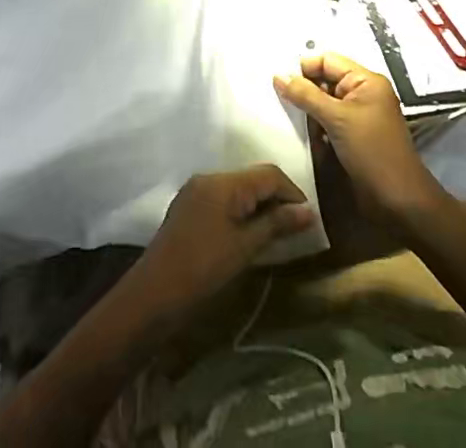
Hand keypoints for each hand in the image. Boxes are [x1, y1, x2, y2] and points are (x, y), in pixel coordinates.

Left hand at [127, 165, 315, 314]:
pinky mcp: (188, 208)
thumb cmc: (204, 267)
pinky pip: (222, 200)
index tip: (310, 219)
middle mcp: (208, 178)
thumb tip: (309, 211)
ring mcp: (195, 192)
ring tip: (277, 232)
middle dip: (276, 199)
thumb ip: (277, 224)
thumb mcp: (246, 246)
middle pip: (252, 178)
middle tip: (296, 227)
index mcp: (222, 183)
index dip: (293, 193)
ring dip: (259, 206)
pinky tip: (250, 233)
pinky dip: (241, 211)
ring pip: (237, 189)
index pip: (268, 174)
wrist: (156, 291)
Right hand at [274, 53, 442, 224]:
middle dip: (302, 89)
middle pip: (323, 80)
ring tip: (284, 116)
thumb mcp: (337, 118)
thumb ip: (306, 95)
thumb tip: (278, 75)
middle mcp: (361, 93)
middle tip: (275, 98)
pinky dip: (312, 125)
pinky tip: (298, 132)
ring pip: (322, 102)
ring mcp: (356, 115)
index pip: (328, 60)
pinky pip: (325, 121)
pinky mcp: (349, 135)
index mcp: (365, 81)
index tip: (279, 81)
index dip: (304, 67)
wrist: (397, 199)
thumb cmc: (371, 151)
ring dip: (305, 110)